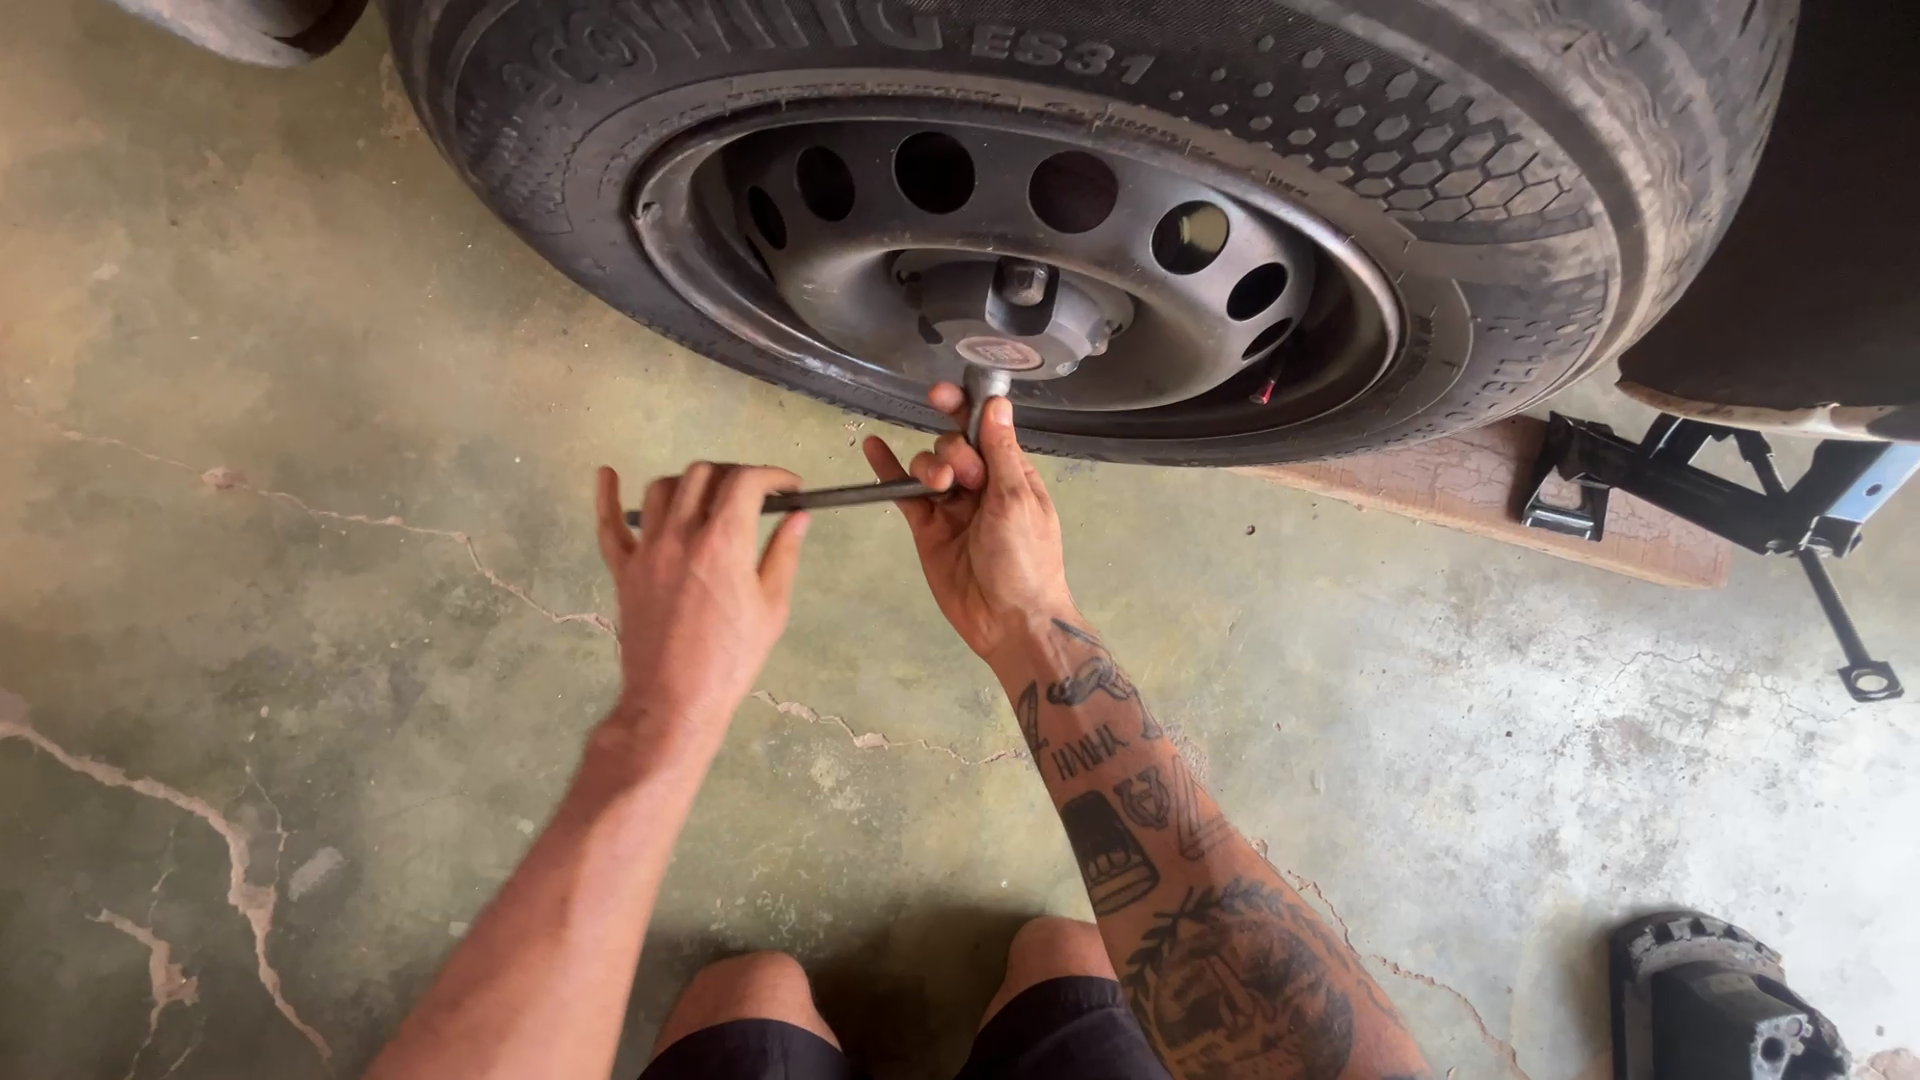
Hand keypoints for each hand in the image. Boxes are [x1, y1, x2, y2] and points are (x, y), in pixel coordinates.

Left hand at [594, 463, 809, 758]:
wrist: (675, 701)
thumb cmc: (732, 660)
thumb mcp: (772, 609)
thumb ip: (783, 555)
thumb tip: (799, 517)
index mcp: (724, 544)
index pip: (746, 482)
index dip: (773, 475)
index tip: (789, 486)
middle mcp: (681, 535)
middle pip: (704, 474)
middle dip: (736, 475)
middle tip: (755, 496)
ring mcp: (646, 550)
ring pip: (663, 488)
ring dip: (692, 483)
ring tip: (710, 499)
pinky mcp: (623, 569)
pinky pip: (607, 523)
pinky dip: (606, 494)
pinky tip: (607, 473)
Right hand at [863, 383, 1075, 661]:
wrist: (1010, 620)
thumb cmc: (1026, 559)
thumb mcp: (1017, 500)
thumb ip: (1001, 452)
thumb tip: (997, 404)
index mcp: (1012, 474)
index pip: (984, 428)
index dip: (964, 407)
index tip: (940, 395)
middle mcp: (982, 485)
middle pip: (954, 445)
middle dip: (953, 452)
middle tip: (964, 478)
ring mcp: (952, 507)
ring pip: (929, 466)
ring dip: (927, 465)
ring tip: (938, 486)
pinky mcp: (928, 529)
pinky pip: (905, 493)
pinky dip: (889, 470)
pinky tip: (874, 447)